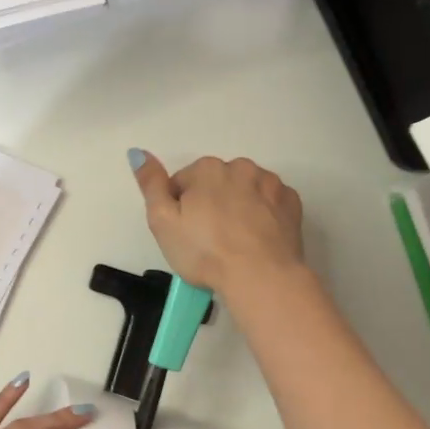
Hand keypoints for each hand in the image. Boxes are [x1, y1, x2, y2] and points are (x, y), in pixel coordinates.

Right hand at [130, 151, 305, 299]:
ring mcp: (271, 183)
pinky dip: (262, 215)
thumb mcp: (162, 221)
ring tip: (233, 241)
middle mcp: (241, 167)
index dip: (178, 210)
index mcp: (206, 168)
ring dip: (236, 207)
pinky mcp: (292, 203)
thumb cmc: (204, 251)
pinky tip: (255, 238)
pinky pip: (269, 203)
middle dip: (208, 204)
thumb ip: (150, 183)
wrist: (260, 276)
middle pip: (214, 184)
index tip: (183, 234)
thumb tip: (138, 152)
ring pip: (244, 191)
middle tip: (207, 240)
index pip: (181, 183)